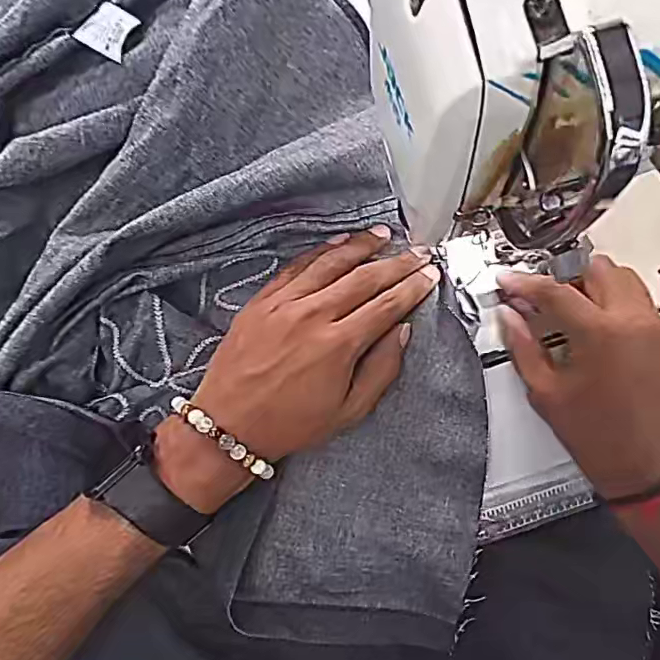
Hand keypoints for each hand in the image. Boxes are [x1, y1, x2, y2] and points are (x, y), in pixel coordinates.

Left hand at [152, 226, 440, 511]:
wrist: (229, 424)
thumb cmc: (290, 424)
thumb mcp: (348, 411)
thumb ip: (381, 369)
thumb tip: (402, 332)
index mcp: (338, 345)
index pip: (387, 304)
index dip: (413, 286)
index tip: (429, 274)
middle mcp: (313, 316)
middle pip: (365, 277)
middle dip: (397, 262)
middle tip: (417, 251)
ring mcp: (285, 304)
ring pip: (331, 263)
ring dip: (361, 246)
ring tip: (383, 235)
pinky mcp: (262, 301)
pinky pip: (297, 266)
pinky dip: (321, 251)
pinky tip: (338, 244)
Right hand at [497, 255, 659, 500]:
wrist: (642, 465)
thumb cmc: (601, 438)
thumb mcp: (545, 392)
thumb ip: (523, 346)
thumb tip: (510, 318)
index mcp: (601, 334)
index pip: (556, 290)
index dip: (526, 282)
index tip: (511, 281)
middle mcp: (634, 324)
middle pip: (598, 269)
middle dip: (565, 276)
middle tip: (543, 295)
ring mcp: (655, 330)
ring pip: (625, 279)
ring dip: (594, 285)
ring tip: (569, 309)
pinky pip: (640, 302)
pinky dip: (615, 303)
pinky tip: (595, 326)